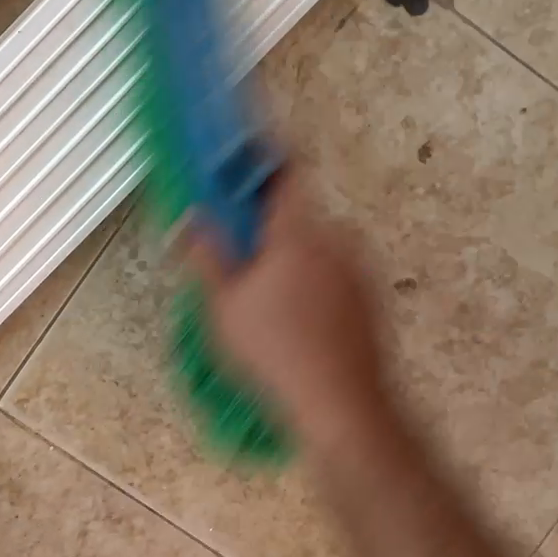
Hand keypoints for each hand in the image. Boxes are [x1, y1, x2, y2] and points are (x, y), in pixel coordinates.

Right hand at [185, 170, 402, 460]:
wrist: (342, 405)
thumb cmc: (273, 349)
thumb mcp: (220, 303)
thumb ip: (204, 253)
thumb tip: (189, 218)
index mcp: (299, 234)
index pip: (285, 174)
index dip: (262, 156)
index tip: (238, 151)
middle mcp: (338, 242)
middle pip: (294, 213)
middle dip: (260, 221)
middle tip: (226, 241)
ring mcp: (359, 271)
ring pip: (311, 245)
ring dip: (280, 252)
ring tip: (250, 287)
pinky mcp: (368, 300)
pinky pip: (328, 271)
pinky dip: (302, 277)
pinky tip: (282, 312)